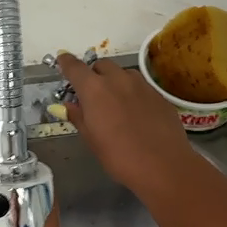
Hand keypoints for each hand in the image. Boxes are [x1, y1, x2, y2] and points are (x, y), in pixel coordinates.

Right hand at [54, 52, 201, 194]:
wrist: (164, 166)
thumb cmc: (119, 156)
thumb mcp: (91, 139)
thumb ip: (78, 117)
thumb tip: (69, 105)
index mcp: (94, 89)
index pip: (75, 67)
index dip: (66, 62)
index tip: (62, 60)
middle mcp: (118, 79)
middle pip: (101, 65)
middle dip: (93, 74)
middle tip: (92, 94)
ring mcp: (141, 85)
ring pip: (123, 73)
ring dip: (115, 81)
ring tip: (116, 102)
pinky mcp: (159, 95)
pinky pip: (140, 86)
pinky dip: (133, 93)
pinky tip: (136, 113)